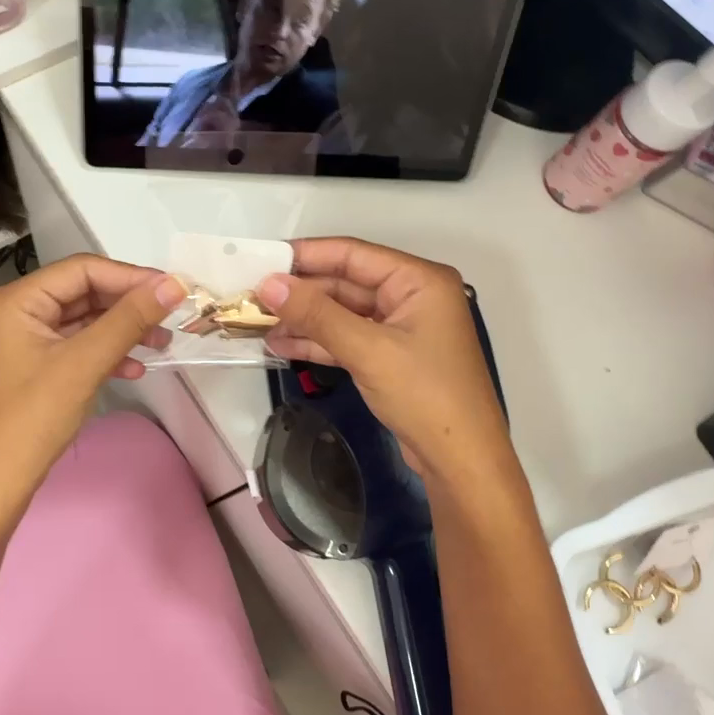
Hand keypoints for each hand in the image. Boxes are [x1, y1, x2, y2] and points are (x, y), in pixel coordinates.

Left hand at [0, 254, 185, 500]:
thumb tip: (173, 285)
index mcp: (18, 301)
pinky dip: (108, 352)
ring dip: (124, 330)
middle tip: (172, 318)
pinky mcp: (38, 366)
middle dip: (129, 305)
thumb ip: (129, 319)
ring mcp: (27, 340)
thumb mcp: (84, 364)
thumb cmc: (32, 419)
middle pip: (85, 292)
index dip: (130, 277)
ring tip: (162, 344)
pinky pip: (79, 346)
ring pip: (86, 320)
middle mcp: (19, 312)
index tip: (173, 290)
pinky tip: (135, 368)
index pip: (82, 270)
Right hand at [257, 238, 509, 483]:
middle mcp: (411, 295)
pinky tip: (281, 345)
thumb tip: (268, 284)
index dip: (305, 255)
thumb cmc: (425, 395)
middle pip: (345, 282)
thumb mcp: (367, 350)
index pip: (352, 254)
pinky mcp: (391, 356)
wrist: (461, 460)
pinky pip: (347, 338)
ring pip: (342, 312)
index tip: (261, 259)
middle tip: (251, 297)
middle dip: (300, 292)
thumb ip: (316, 314)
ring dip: (303, 319)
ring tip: (257, 324)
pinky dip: (317, 341)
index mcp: (418, 280)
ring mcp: (401, 327)